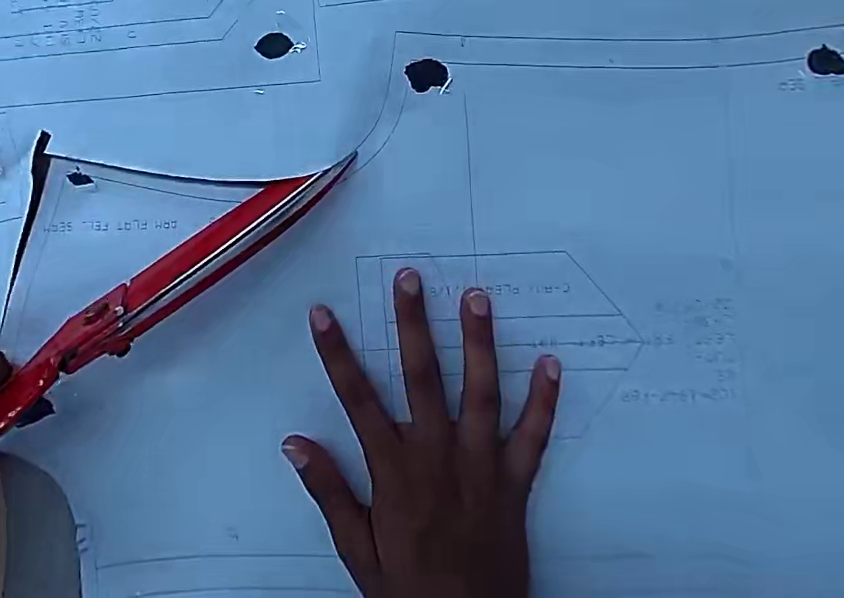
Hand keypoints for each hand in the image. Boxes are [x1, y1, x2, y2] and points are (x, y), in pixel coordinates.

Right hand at [283, 268, 560, 597]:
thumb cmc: (408, 587)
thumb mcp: (356, 549)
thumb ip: (328, 491)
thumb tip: (293, 442)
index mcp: (394, 470)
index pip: (356, 399)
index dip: (337, 353)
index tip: (323, 314)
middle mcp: (437, 456)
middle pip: (422, 378)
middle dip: (413, 324)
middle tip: (411, 278)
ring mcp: (480, 466)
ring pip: (480, 394)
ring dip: (478, 343)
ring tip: (476, 297)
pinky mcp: (515, 483)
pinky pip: (533, 438)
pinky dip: (544, 401)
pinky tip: (551, 363)